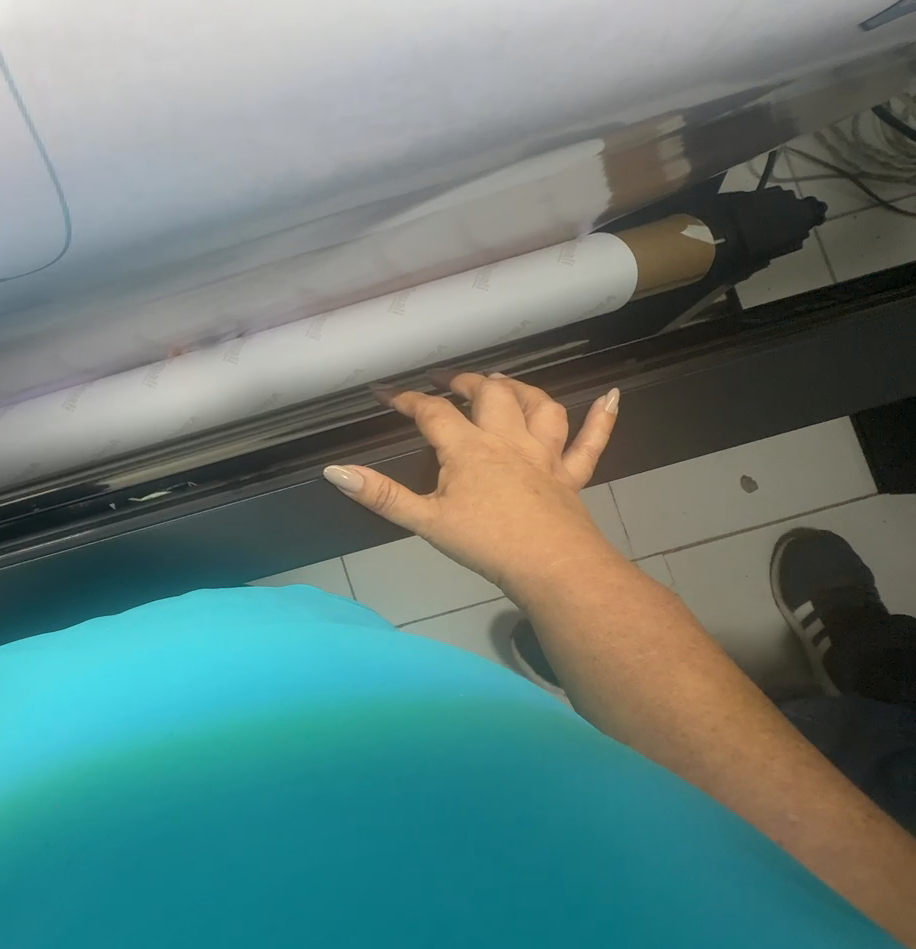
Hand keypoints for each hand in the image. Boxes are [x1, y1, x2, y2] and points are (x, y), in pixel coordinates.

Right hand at [323, 373, 627, 595]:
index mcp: (468, 450)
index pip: (432, 413)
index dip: (406, 399)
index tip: (385, 394)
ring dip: (520, 388)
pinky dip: (604, 416)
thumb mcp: (422, 520)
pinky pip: (591, 441)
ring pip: (538, 407)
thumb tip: (335, 470)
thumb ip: (378, 494)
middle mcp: (508, 441)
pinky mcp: (572, 475)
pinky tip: (612, 396)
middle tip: (447, 380)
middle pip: (490, 395)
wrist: (555, 568)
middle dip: (465, 381)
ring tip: (503, 381)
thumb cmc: (485, 543)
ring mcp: (545, 456)